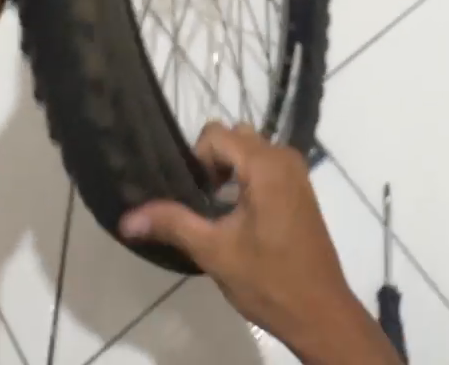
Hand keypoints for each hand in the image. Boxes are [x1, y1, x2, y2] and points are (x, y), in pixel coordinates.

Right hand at [119, 124, 397, 363]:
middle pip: (233, 137)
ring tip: (218, 211)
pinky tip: (240, 216)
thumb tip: (127, 218)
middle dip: (212, 163)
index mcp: (265, 163)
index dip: (197, 160)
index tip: (193, 196)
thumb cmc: (268, 279)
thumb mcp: (214, 252)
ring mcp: (296, 170)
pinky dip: (247, 177)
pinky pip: (266, 163)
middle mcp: (283, 156)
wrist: (320, 313)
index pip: (216, 134)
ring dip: (229, 170)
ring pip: (250, 149)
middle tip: (203, 203)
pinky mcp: (300, 187)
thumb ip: (173, 224)